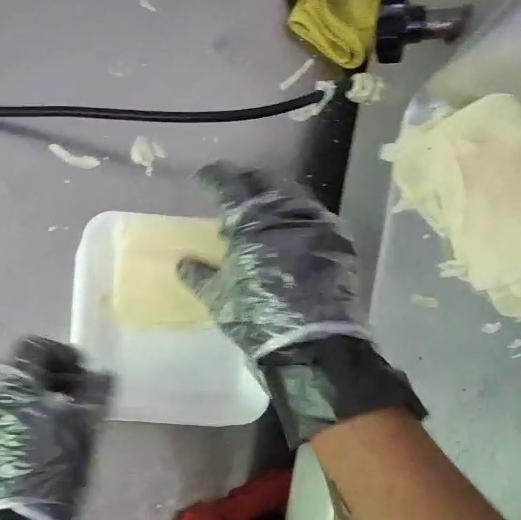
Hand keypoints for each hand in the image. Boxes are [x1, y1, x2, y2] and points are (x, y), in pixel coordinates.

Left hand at [0, 336, 111, 519]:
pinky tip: (47, 446)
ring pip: (16, 400)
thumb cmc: (51, 473)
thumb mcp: (82, 430)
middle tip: (81, 399)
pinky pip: (8, 423)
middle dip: (54, 380)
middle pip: (24, 375)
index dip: (62, 354)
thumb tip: (102, 374)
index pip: (34, 348)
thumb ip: (93, 395)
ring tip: (68, 425)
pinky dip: (30, 423)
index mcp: (14, 388)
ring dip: (42, 403)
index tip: (84, 372)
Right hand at [178, 163, 424, 443]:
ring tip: (263, 204)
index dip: (213, 178)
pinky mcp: (338, 240)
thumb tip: (183, 262)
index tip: (203, 176)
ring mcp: (315, 224)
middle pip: (263, 182)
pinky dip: (298, 215)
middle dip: (246, 180)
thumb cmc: (258, 318)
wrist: (314, 343)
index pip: (228, 187)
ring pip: (292, 194)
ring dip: (274, 194)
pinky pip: (314, 216)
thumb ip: (199, 276)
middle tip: (234, 186)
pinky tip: (292, 227)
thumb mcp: (218, 300)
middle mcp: (284, 214)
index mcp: (250, 224)